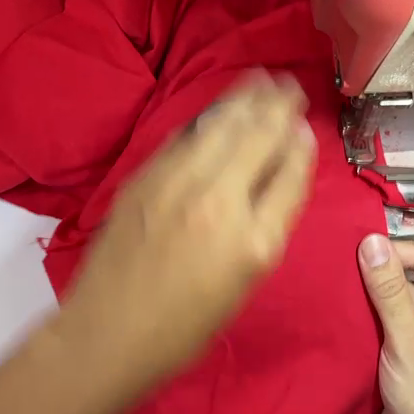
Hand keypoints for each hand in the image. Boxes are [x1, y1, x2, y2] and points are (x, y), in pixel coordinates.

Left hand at [56, 72, 316, 400]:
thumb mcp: (242, 285)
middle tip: (290, 86)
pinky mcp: (144, 178)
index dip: (300, 146)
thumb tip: (279, 180)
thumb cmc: (184, 327)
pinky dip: (207, 119)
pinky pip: (184, 136)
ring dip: (245, 101)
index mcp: (254, 241)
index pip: (290, 175)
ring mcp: (177, 184)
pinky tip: (218, 111)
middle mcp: (219, 202)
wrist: (109, 332)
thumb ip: (265, 229)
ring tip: (262, 81)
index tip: (304, 129)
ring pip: (220, 126)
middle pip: (258, 137)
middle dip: (278, 108)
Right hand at [357, 235, 413, 413]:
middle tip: (339, 270)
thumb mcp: (405, 342)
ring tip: (340, 286)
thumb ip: (388, 291)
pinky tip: (351, 306)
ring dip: (374, 290)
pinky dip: (376, 307)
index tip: (346, 255)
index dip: (387, 254)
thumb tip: (370, 240)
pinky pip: (397, 307)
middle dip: (379, 271)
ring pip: (401, 287)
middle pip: (413, 269)